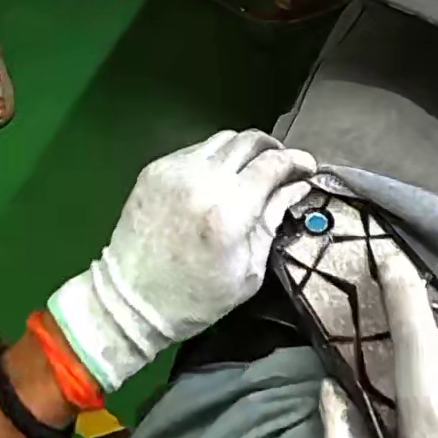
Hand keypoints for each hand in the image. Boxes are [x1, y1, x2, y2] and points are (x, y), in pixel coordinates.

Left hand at [48, 129, 316, 392]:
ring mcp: (176, 169)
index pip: (272, 164)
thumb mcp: (248, 269)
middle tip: (282, 165)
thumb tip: (297, 186)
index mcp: (229, 211)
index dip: (296, 161)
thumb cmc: (195, 297)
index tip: (308, 166)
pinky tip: (218, 178)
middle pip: (249, 140)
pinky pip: (197, 148)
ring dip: (244, 149)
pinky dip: (216, 157)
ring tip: (251, 170)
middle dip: (272, 149)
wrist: (129, 299)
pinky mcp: (156, 168)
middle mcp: (202, 180)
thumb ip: (273, 219)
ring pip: (223, 138)